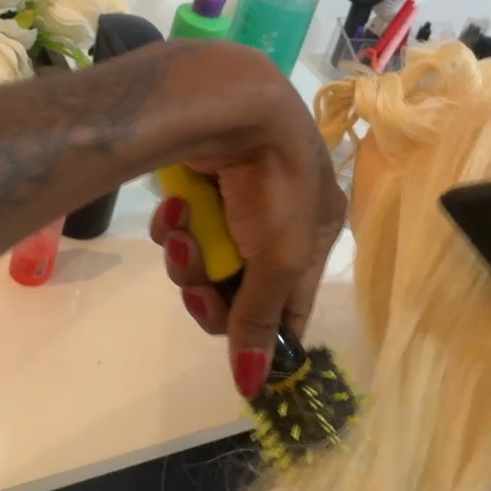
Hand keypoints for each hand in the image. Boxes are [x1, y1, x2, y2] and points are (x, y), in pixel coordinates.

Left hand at [149, 66, 347, 397]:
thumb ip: (259, 319)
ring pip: (207, 259)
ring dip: (188, 257)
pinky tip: (173, 210)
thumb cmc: (272, 182)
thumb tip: (254, 388)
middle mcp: (281, 215)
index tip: (237, 358)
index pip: (292, 303)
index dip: (263, 332)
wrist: (230, 102)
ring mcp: (238, 197)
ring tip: (178, 235)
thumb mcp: (276, 256)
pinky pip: (187, 227)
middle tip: (194, 289)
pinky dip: (177, 225)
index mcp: (318, 231)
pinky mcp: (203, 182)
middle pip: (240, 286)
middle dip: (211, 290)